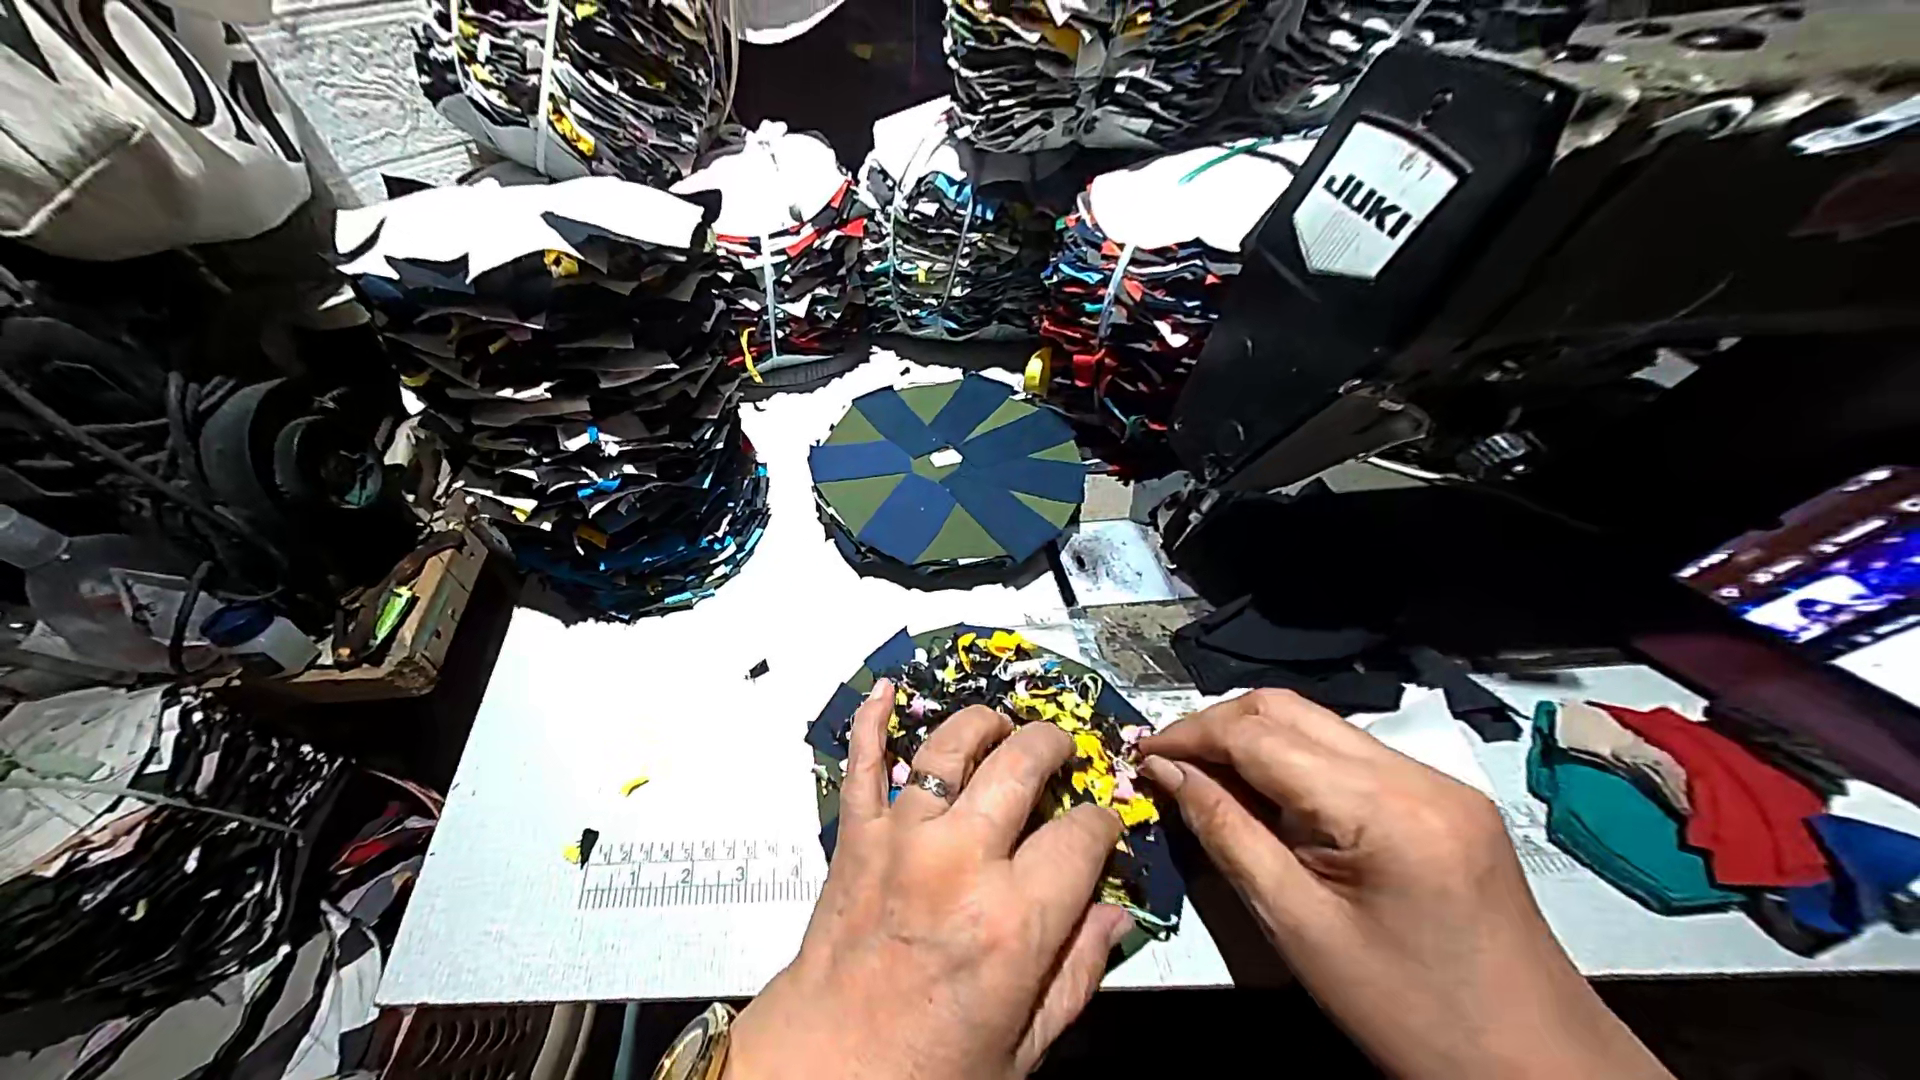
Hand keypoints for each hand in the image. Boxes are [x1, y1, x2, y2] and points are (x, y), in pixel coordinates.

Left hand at [725, 680, 1130, 1079]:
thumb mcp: (1026, 1042)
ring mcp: (902, 838)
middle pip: (1022, 765)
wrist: (825, 1073)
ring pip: (951, 747)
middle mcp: (960, 862)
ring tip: (1001, 726)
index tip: (1099, 823)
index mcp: (1013, 919)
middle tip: (1060, 750)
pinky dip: (872, 722)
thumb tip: (1115, 913)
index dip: (1101, 822)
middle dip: (1052, 747)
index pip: (1082, 836)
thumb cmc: (928, 1070)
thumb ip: (1078, 970)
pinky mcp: (857, 833)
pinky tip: (885, 690)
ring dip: (983, 724)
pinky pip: (864, 762)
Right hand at [1140, 689, 1673, 1079]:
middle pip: (1286, 709)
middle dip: (1215, 726)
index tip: (1143, 755)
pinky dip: (1288, 759)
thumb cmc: (1413, 1017)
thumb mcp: (1298, 926)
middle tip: (1169, 761)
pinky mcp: (1439, 796)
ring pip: (1313, 722)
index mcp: (1386, 809)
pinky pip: (1343, 752)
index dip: (1190, 736)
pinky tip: (1264, 793)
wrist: (1543, 1072)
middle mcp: (1415, 773)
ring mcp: (1434, 780)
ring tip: (1206, 775)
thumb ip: (1226, 833)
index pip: (1260, 735)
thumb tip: (1170, 774)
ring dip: (1249, 739)